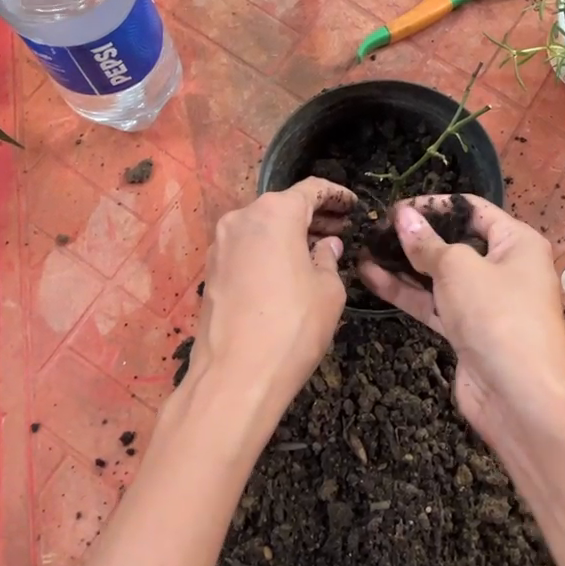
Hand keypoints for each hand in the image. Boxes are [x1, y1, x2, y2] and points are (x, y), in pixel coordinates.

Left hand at [191, 177, 354, 411]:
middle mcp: (242, 219)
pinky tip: (288, 269)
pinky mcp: (211, 270)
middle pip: (283, 206)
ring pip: (262, 227)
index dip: (336, 195)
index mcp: (274, 213)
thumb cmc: (292, 326)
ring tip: (317, 250)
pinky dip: (269, 250)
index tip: (353, 205)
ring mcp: (221, 244)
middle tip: (340, 227)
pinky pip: (246, 248)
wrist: (234, 376)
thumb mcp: (328, 291)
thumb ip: (328, 258)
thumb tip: (326, 245)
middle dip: (313, 214)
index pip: (311, 189)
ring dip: (289, 233)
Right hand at [360, 196, 564, 443]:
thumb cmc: (497, 315)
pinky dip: (406, 291)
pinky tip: (371, 277)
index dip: (436, 205)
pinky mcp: (467, 331)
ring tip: (365, 249)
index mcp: (517, 242)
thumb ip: (427, 243)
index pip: (474, 210)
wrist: (520, 397)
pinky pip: (433, 303)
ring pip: (439, 275)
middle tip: (376, 228)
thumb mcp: (458, 268)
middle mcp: (505, 268)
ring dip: (404, 264)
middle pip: (455, 242)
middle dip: (417, 236)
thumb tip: (403, 216)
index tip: (398, 207)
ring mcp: (485, 302)